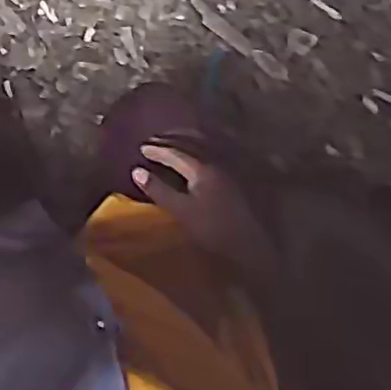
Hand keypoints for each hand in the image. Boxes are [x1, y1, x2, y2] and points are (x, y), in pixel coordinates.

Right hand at [132, 144, 275, 271]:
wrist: (254, 250)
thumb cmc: (214, 231)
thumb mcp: (182, 212)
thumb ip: (159, 190)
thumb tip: (136, 170)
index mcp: (202, 167)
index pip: (175, 152)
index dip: (157, 150)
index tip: (142, 149)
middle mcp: (217, 161)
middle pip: (191, 142)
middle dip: (170, 140)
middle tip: (154, 141)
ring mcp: (230, 168)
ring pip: (205, 145)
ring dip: (187, 140)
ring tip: (173, 142)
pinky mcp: (237, 176)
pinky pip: (216, 152)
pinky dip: (202, 147)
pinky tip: (198, 154)